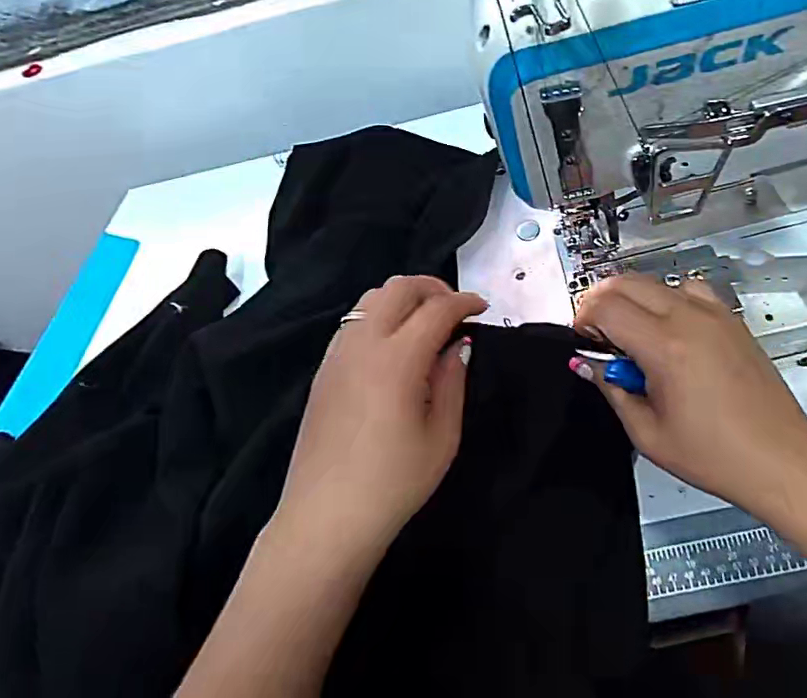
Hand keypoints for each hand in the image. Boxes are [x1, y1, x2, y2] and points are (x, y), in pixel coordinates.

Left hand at [278, 275, 486, 551]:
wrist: (324, 520)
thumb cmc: (393, 484)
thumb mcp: (442, 436)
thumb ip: (452, 380)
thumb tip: (456, 344)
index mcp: (397, 360)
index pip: (437, 309)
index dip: (465, 301)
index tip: (483, 308)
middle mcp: (363, 344)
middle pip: (399, 287)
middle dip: (434, 288)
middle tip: (456, 309)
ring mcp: (337, 354)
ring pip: (372, 298)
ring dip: (404, 298)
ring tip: (426, 323)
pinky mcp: (323, 369)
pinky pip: (354, 321)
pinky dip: (380, 315)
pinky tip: (394, 344)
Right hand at [571, 274, 806, 514]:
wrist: (779, 458)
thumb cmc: (716, 454)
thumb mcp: (648, 433)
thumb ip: (611, 389)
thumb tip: (587, 363)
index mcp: (665, 346)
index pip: (605, 306)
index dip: (584, 320)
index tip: (585, 341)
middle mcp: (689, 318)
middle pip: (625, 282)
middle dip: (601, 302)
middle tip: (600, 336)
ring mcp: (713, 313)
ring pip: (656, 281)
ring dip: (634, 298)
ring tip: (634, 334)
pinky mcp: (730, 318)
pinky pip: (689, 289)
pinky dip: (669, 299)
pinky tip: (671, 330)